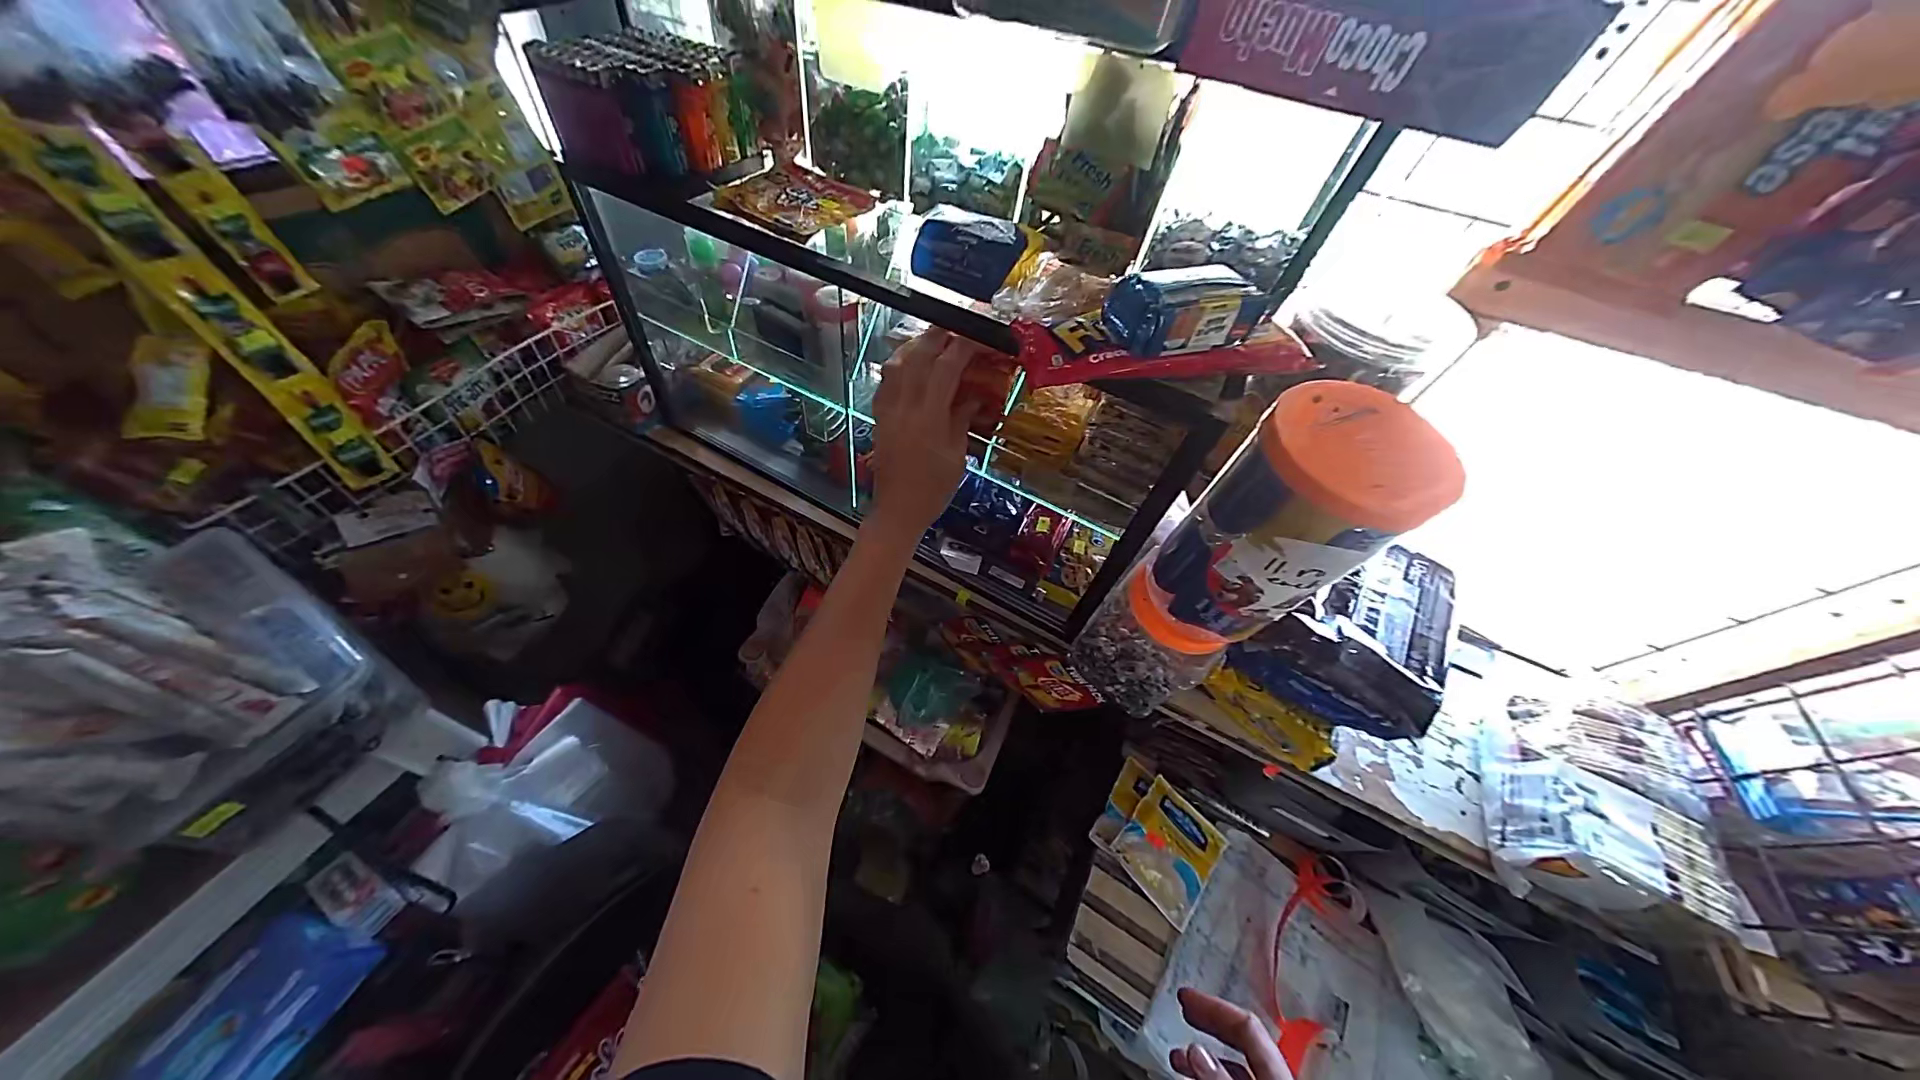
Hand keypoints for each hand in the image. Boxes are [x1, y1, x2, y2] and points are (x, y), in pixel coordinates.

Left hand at [865, 329, 979, 540]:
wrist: (897, 511)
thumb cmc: (933, 489)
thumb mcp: (956, 455)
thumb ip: (962, 418)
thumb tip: (973, 395)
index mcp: (928, 417)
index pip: (946, 367)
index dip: (965, 345)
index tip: (981, 335)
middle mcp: (904, 407)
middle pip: (918, 355)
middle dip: (940, 335)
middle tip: (959, 327)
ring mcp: (887, 410)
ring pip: (898, 363)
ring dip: (918, 345)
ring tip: (936, 341)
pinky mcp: (878, 416)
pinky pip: (887, 380)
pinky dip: (901, 364)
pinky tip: (913, 365)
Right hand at [1169, 988, 1293, 1079]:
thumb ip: (1222, 1077)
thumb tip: (1195, 1050)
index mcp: (1281, 1070)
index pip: (1246, 1024)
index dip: (1214, 1006)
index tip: (1186, 995)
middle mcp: (1281, 1074)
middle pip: (1245, 1038)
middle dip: (1211, 1021)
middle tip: (1185, 1007)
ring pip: (1242, 1063)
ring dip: (1208, 1053)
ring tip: (1180, 1054)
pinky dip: (1217, 1073)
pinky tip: (1197, 1074)